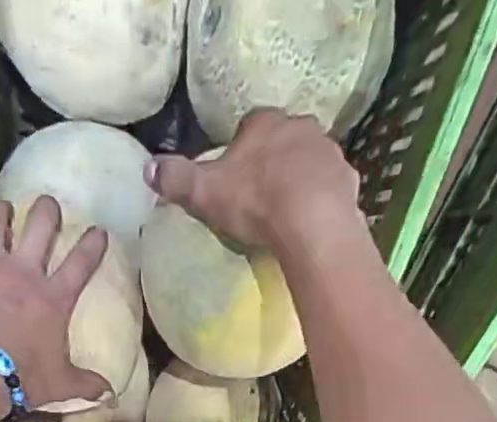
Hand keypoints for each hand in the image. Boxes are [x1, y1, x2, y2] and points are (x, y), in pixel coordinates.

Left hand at [0, 196, 112, 413]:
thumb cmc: (24, 376)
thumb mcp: (62, 384)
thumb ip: (87, 384)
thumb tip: (112, 397)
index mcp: (54, 298)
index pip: (81, 264)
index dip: (92, 245)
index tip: (99, 230)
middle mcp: (23, 273)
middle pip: (39, 228)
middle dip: (46, 211)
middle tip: (48, 202)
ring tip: (1, 206)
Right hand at [145, 109, 362, 253]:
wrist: (312, 223)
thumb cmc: (255, 202)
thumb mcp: (204, 192)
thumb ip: (176, 179)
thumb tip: (148, 169)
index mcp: (264, 122)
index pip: (249, 127)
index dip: (241, 152)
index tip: (236, 178)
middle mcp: (300, 127)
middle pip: (282, 142)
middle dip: (273, 163)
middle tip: (262, 197)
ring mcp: (329, 153)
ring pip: (310, 163)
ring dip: (300, 181)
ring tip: (288, 214)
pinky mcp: (348, 181)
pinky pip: (331, 189)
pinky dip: (322, 202)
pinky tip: (312, 224)